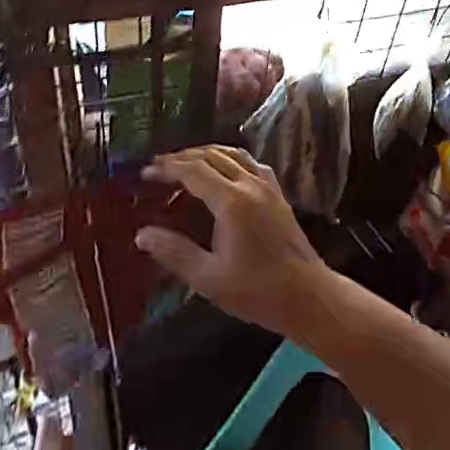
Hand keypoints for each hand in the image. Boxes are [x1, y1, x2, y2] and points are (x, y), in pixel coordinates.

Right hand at [134, 145, 333, 337]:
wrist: (307, 295)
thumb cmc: (257, 291)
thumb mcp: (208, 278)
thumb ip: (174, 252)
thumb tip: (142, 234)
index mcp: (232, 201)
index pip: (194, 171)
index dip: (167, 168)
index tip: (146, 171)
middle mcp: (251, 184)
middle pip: (212, 156)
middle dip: (183, 157)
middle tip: (159, 166)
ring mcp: (268, 186)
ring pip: (233, 154)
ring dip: (206, 154)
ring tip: (185, 163)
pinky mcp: (278, 193)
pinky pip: (250, 163)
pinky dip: (230, 159)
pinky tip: (223, 171)